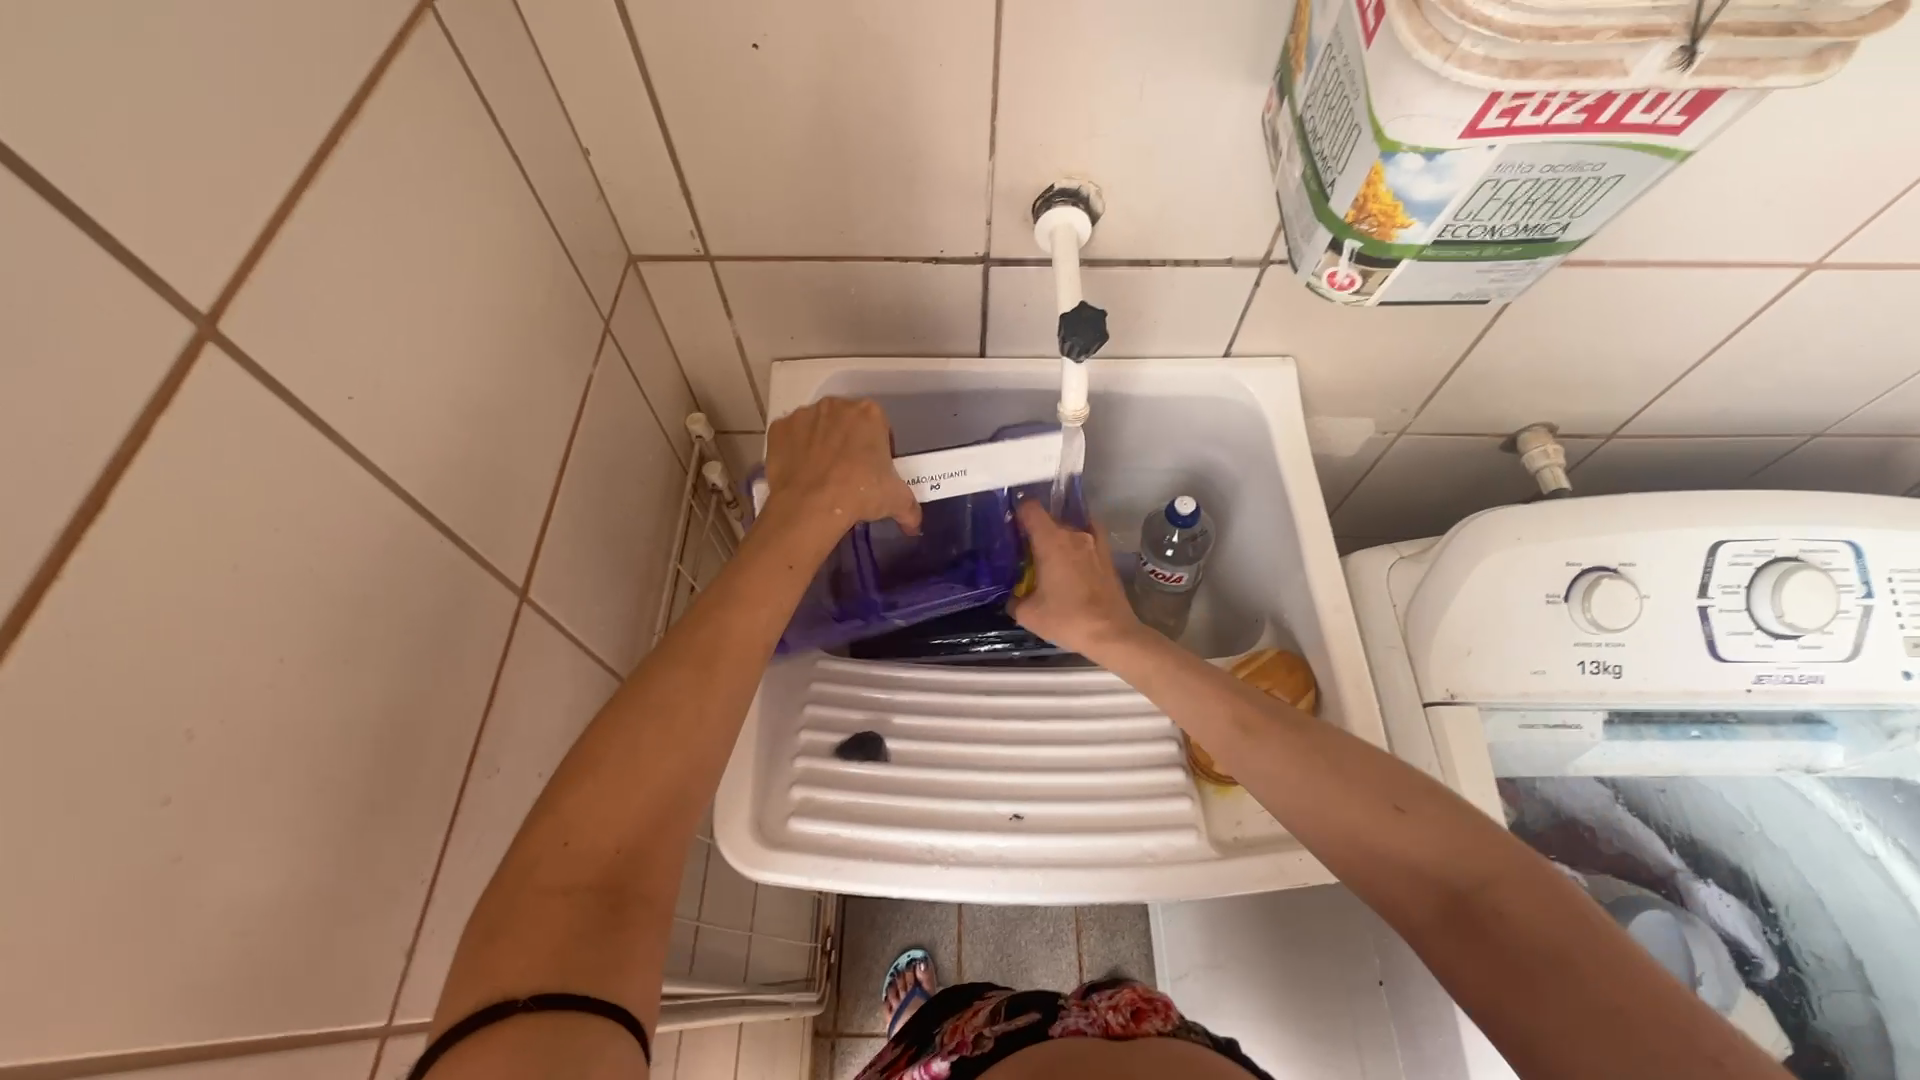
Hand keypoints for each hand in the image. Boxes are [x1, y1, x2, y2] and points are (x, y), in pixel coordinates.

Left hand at [763, 397, 921, 539]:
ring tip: (823, 476)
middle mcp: (836, 406)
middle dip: (848, 443)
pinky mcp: (779, 429)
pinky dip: (795, 451)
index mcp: (870, 413)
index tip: (873, 472)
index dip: (878, 450)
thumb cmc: (860, 493)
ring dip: (821, 444)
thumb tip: (915, 526)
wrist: (811, 505)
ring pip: (817, 427)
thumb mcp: (896, 501)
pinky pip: (790, 438)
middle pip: (846, 423)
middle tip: (848, 474)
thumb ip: (911, 509)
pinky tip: (801, 473)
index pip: (879, 428)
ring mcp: (804, 415)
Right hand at [1008, 500, 1143, 656]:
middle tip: (1026, 555)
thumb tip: (1014, 597)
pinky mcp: (1108, 556)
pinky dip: (1078, 544)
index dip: (1018, 513)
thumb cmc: (1066, 619)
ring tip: (1049, 561)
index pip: (1030, 509)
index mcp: (1050, 541)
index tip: (1012, 528)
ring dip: (1057, 540)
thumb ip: (1014, 599)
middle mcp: (1074, 534)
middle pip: (1049, 520)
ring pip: (1069, 531)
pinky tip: (1074, 559)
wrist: (1110, 633)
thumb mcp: (1028, 614)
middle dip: (1036, 533)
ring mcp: (1095, 543)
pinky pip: (1089, 539)